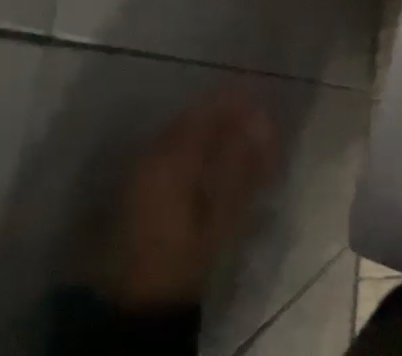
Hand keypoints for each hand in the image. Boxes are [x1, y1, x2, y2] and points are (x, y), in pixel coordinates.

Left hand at [94, 95, 279, 310]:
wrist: (136, 306)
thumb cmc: (185, 260)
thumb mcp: (223, 214)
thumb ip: (244, 162)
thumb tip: (263, 119)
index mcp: (171, 157)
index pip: (209, 111)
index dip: (239, 100)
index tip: (267, 95)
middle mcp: (150, 155)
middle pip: (193, 119)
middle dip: (227, 114)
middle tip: (261, 121)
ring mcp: (138, 171)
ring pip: (181, 135)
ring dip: (212, 131)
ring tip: (243, 140)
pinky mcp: (135, 190)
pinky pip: (171, 152)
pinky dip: (196, 149)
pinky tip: (214, 162)